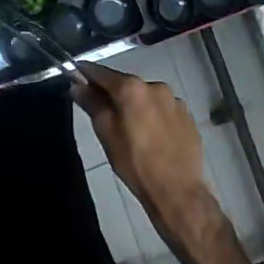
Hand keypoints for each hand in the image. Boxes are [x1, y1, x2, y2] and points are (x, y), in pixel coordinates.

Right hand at [73, 63, 213, 228]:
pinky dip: (152, 114)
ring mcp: (174, 100)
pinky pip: (162, 108)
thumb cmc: (134, 162)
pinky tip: (150, 134)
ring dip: (134, 104)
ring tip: (129, 127)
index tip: (75, 73)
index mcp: (132, 88)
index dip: (86, 73)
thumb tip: (77, 86)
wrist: (177, 190)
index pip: (102, 73)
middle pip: (126, 84)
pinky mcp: (187, 116)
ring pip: (146, 96)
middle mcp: (155, 86)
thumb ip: (92, 104)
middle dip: (112, 93)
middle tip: (101, 109)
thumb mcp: (106, 133)